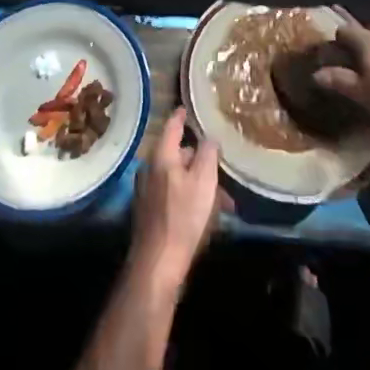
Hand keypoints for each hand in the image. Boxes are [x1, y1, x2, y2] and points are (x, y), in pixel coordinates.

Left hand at [128, 108, 227, 292]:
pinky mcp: (150, 210)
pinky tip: (207, 213)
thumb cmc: (183, 217)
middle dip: (199, 159)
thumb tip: (209, 137)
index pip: (172, 127)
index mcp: (161, 157)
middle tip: (219, 164)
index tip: (188, 108)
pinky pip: (173, 193)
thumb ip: (207, 155)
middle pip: (177, 154)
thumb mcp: (204, 182)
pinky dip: (190, 196)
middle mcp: (150, 168)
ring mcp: (147, 190)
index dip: (181, 116)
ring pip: (178, 176)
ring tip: (222, 199)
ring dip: (199, 182)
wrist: (158, 261)